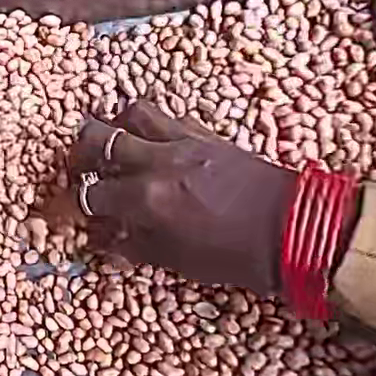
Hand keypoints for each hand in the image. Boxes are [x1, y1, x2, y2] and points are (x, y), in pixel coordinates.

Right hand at [69, 101, 296, 294]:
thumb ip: (134, 245)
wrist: (298, 229)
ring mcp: (184, 142)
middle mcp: (159, 162)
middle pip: (99, 138)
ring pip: (133, 114)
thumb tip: (105, 238)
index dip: (79, 202)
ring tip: (112, 144)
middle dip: (79, 153)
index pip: (93, 193)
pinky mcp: (206, 134)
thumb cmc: (237, 256)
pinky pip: (167, 117)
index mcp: (149, 200)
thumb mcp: (177, 261)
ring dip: (115, 126)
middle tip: (77, 166)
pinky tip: (150, 143)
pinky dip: (149, 126)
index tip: (78, 208)